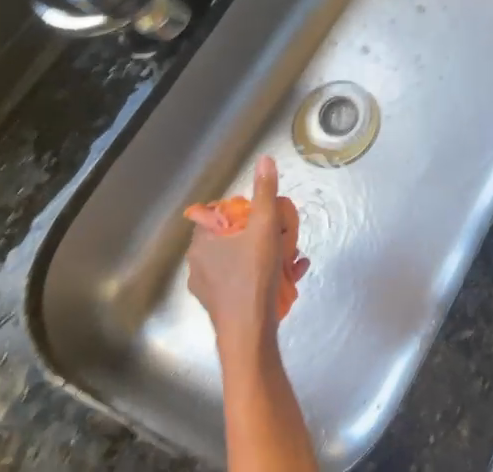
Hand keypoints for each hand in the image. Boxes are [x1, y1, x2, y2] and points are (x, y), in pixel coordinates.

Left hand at [187, 156, 307, 362]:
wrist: (249, 333)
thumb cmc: (252, 277)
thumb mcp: (264, 228)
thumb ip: (265, 194)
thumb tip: (265, 160)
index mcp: (202, 243)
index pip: (219, 214)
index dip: (244, 211)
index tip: (265, 216)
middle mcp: (199, 263)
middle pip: (233, 236)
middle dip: (263, 233)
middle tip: (284, 236)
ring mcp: (209, 287)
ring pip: (241, 259)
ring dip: (268, 254)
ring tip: (293, 257)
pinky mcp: (222, 304)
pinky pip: (244, 279)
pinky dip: (265, 274)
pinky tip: (290, 276)